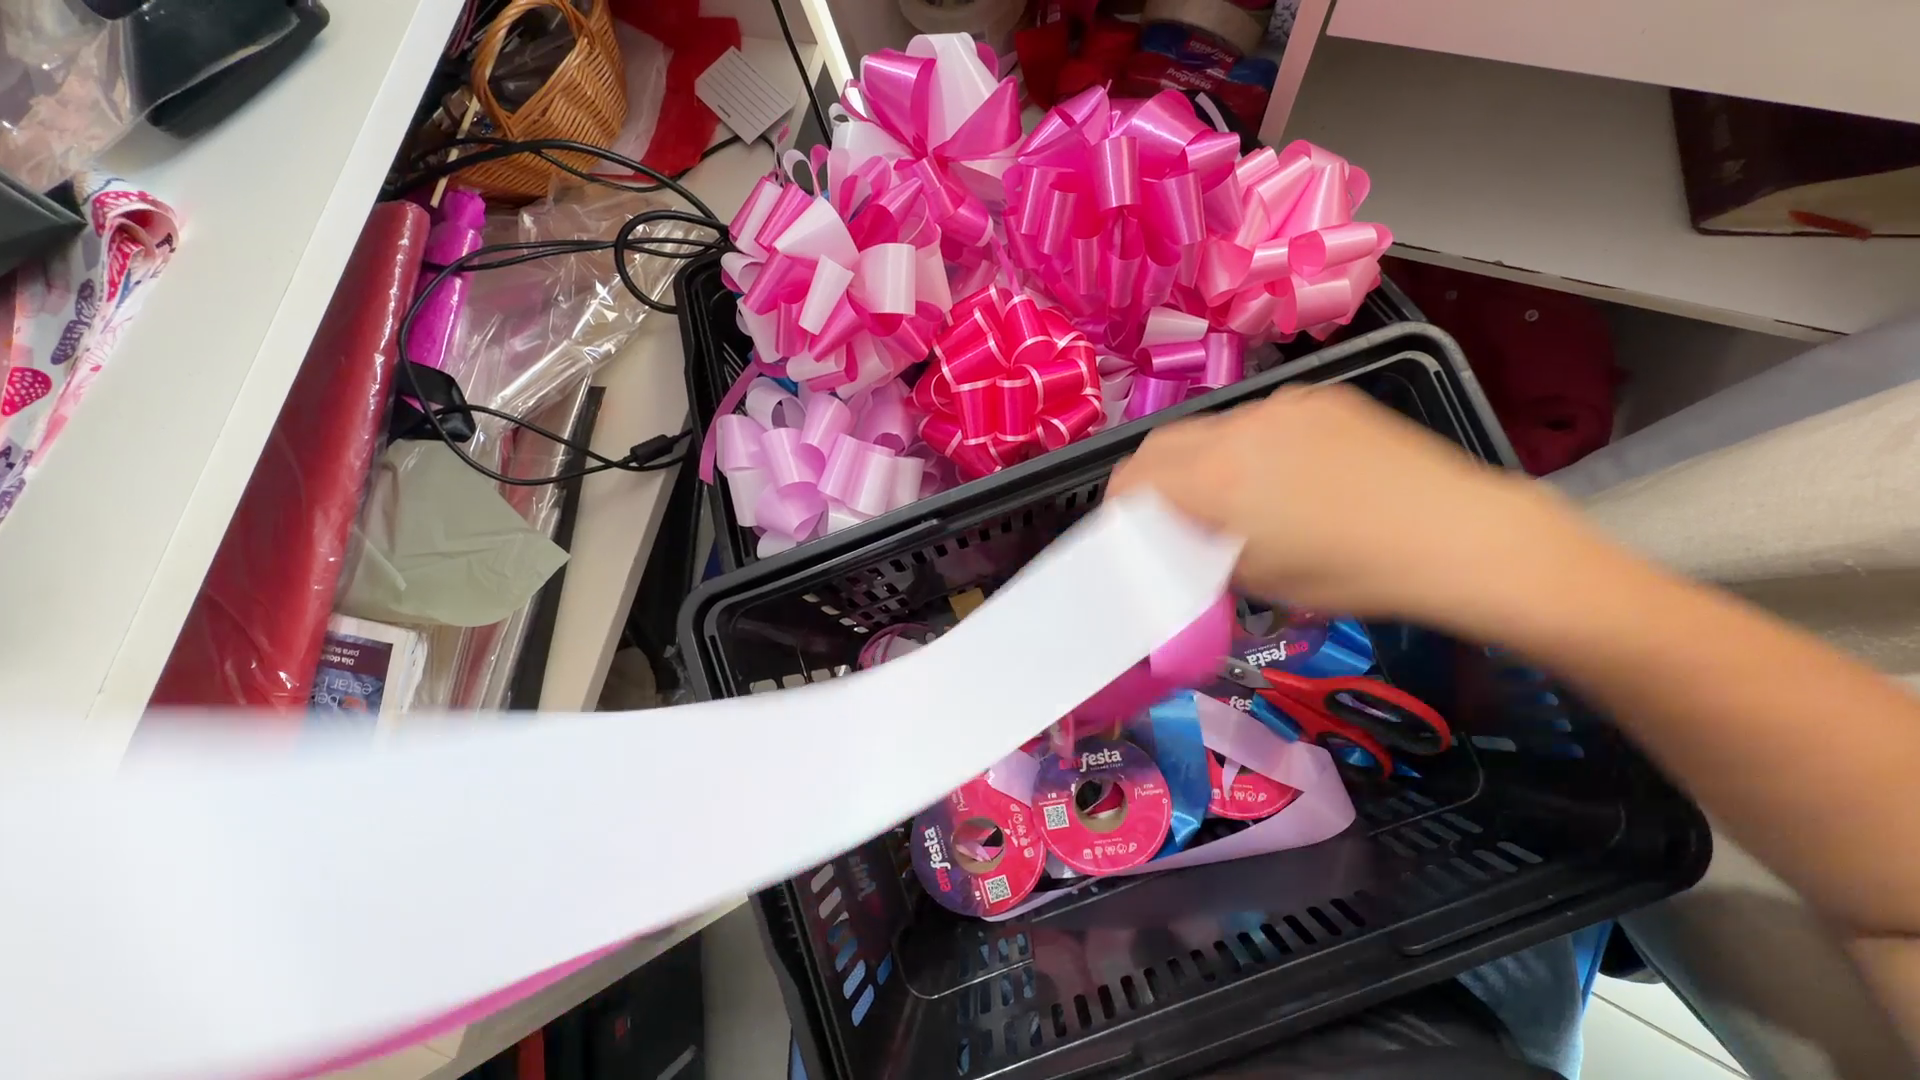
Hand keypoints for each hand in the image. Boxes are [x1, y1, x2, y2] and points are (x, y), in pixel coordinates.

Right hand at [1110, 385, 1594, 634]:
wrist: (1458, 535)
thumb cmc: (1354, 574)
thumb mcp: (1259, 580)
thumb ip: (1200, 551)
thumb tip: (1180, 541)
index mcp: (1215, 478)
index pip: (1131, 478)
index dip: (1119, 506)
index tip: (1130, 532)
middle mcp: (1238, 428)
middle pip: (1161, 443)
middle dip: (1151, 479)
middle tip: (1168, 518)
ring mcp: (1283, 406)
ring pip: (1210, 429)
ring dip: (1199, 460)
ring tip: (1232, 498)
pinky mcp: (1322, 398)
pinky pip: (1260, 419)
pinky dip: (1247, 446)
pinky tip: (1284, 477)